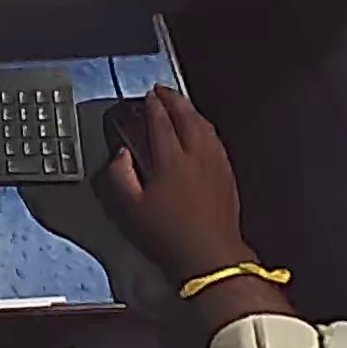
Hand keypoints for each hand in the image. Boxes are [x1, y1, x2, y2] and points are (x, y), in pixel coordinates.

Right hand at [101, 86, 293, 330]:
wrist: (210, 256)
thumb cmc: (167, 233)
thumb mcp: (130, 206)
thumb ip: (119, 175)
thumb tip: (120, 155)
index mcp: (171, 162)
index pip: (162, 124)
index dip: (154, 107)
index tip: (148, 97)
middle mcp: (196, 157)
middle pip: (188, 118)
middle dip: (175, 101)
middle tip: (163, 91)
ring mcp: (215, 165)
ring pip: (205, 127)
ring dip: (191, 111)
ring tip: (180, 104)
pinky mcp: (226, 175)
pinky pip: (215, 140)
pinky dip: (204, 127)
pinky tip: (199, 129)